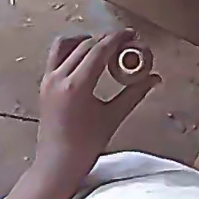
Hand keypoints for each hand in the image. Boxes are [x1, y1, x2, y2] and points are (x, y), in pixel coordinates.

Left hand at [30, 29, 158, 191]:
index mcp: (77, 85)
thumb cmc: (85, 145)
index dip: (117, 38)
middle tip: (125, 43)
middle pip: (85, 45)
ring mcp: (48, 79)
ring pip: (66, 45)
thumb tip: (154, 78)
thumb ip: (134, 94)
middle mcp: (59, 77)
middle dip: (106, 39)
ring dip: (86, 40)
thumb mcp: (113, 117)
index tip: (132, 35)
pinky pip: (56, 56)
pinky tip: (86, 58)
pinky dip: (71, 50)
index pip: (99, 49)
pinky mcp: (44, 84)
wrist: (57, 163)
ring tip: (104, 47)